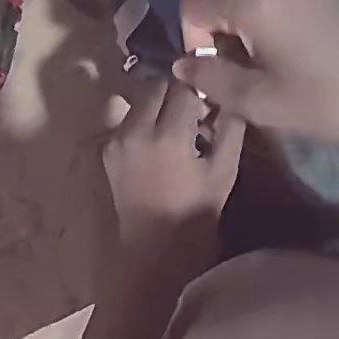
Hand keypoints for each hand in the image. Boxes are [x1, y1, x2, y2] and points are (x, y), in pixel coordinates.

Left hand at [99, 80, 245, 301]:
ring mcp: (117, 139)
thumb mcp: (224, 172)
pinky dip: (143, 119)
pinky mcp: (108, 150)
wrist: (154, 251)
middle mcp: (136, 130)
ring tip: (177, 126)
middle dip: (177, 92)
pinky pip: (126, 119)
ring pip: (139, 100)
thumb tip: (229, 99)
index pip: (184, 88)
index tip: (212, 102)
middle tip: (195, 112)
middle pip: (157, 87)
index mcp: (168, 136)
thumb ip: (230, 129)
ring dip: (159, 104)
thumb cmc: (195, 215)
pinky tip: (159, 141)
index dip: (202, 90)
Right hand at [171, 0, 338, 151]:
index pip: (192, 5)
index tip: (219, 71)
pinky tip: (299, 45)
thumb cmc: (327, 102)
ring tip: (274, 60)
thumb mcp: (257, 102)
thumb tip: (183, 64)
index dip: (195, 41)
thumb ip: (208, 79)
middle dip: (224, 33)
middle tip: (248, 71)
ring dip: (249, 24)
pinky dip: (275, 13)